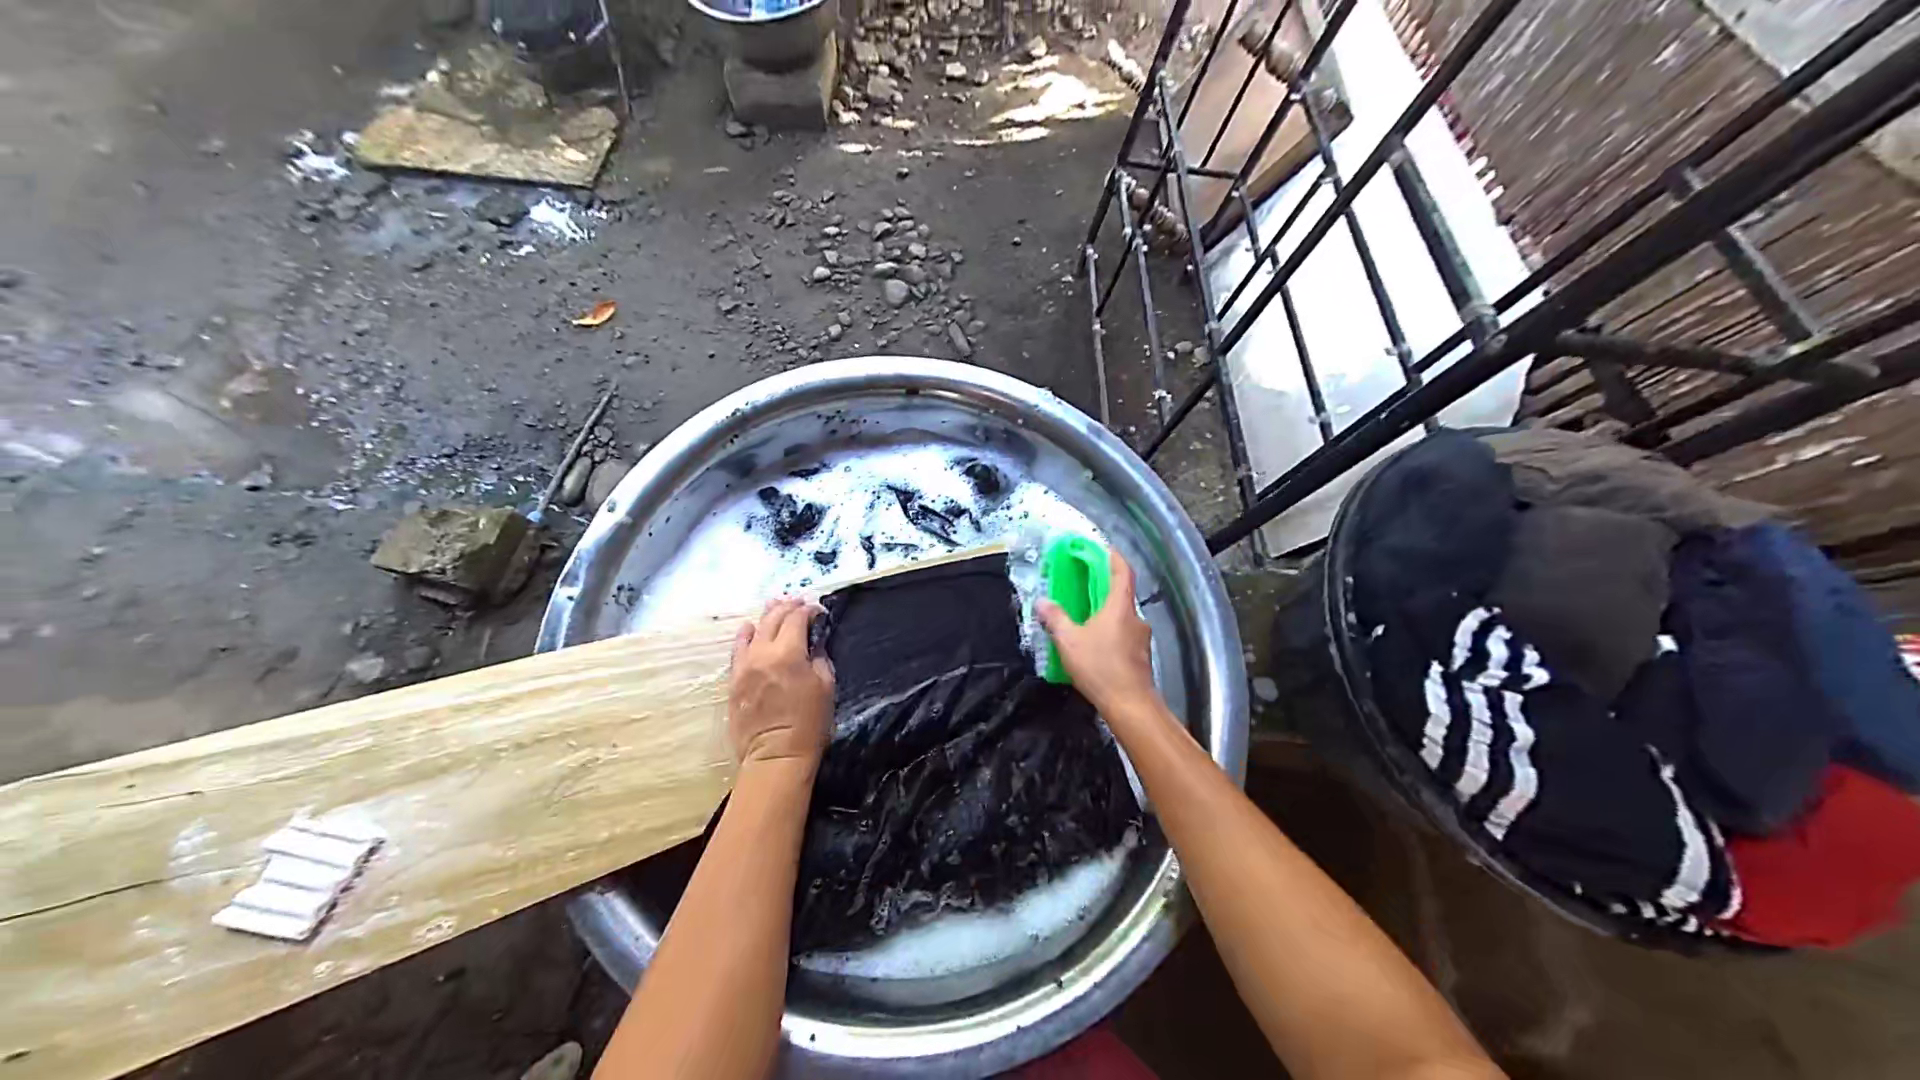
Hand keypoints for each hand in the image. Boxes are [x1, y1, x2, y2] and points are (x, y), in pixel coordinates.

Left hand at [728, 597, 834, 767]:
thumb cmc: (809, 723)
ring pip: (754, 630)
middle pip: (774, 618)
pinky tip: (749, 628)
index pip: (797, 618)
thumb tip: (813, 645)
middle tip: (799, 603)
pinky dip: (745, 636)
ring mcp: (744, 665)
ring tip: (775, 607)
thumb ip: (819, 659)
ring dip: (767, 616)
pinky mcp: (734, 680)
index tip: (818, 611)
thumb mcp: (826, 686)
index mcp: (788, 652)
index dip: (809, 610)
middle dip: (788, 608)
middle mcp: (762, 653)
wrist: (776, 755)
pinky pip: (738, 649)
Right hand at [1036, 549, 1160, 717]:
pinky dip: (1110, 633)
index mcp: (1120, 607)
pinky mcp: (1140, 657)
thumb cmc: (1101, 667)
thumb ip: (1055, 619)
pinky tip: (1094, 646)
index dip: (1114, 557)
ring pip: (1123, 617)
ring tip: (1084, 618)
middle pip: (1122, 594)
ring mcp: (1141, 639)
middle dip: (1104, 587)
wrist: (1130, 705)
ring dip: (1106, 614)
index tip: (1103, 549)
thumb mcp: (1069, 641)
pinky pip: (1124, 635)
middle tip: (1085, 584)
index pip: (1123, 572)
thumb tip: (1042, 602)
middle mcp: (1135, 619)